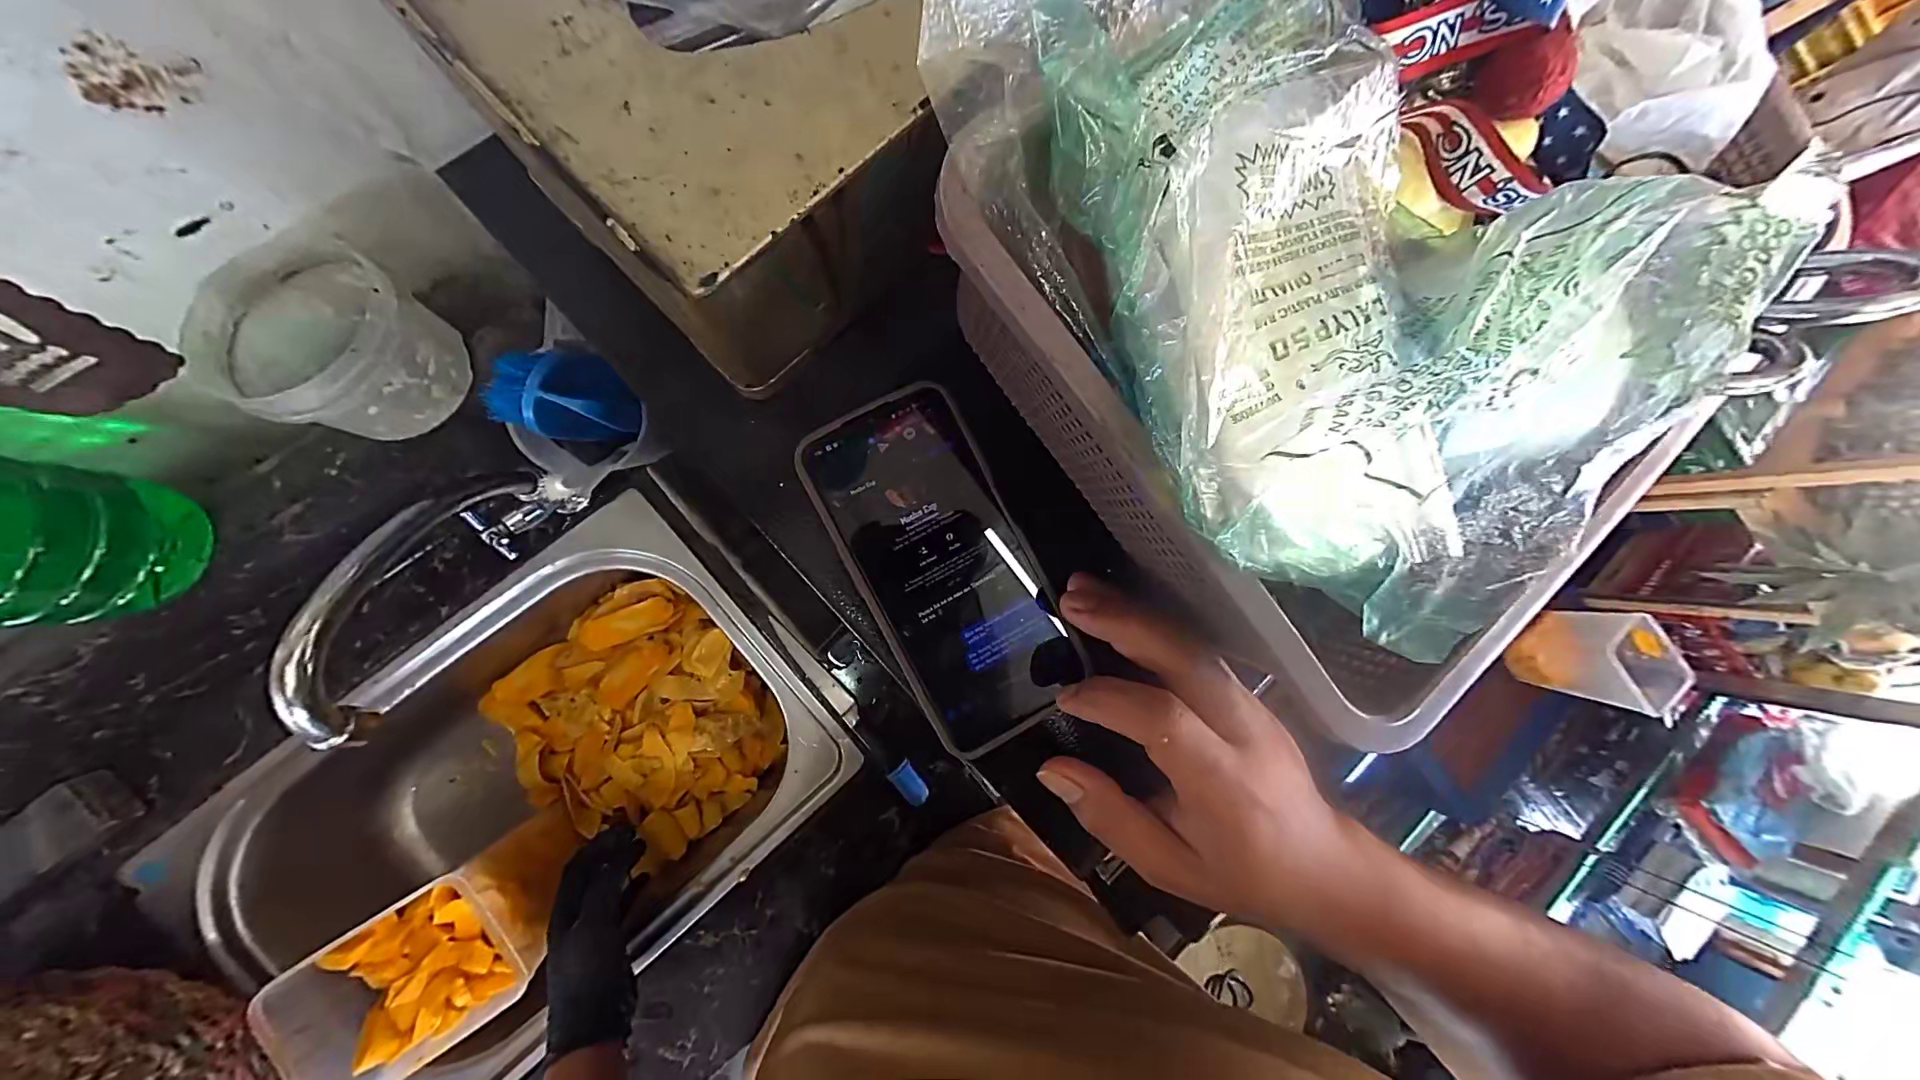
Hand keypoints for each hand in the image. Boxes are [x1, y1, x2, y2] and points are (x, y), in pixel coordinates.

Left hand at [545, 824, 638, 1062]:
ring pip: (605, 888)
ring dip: (622, 866)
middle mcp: (573, 917)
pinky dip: (632, 888)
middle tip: (633, 830)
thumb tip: (619, 847)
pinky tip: (647, 879)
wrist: (594, 1023)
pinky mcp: (608, 942)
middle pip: (590, 874)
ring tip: (642, 847)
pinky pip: (620, 905)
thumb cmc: (591, 971)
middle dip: (609, 851)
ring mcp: (590, 930)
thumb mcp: (597, 923)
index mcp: (564, 911)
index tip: (620, 823)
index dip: (597, 843)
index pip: (578, 866)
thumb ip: (605, 885)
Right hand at [1035, 574, 1365, 928]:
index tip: (1064, 696)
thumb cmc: (1243, 875)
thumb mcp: (1168, 866)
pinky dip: (1152, 626)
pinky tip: (1118, 611)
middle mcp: (1243, 727)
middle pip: (1182, 659)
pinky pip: (1195, 649)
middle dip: (1123, 624)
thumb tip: (1052, 767)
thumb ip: (1109, 817)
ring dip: (1134, 613)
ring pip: (1189, 644)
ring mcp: (1251, 703)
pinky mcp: (1248, 693)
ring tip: (1083, 592)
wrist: (1326, 865)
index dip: (1109, 699)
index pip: (1163, 719)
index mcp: (1224, 780)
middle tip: (1071, 602)